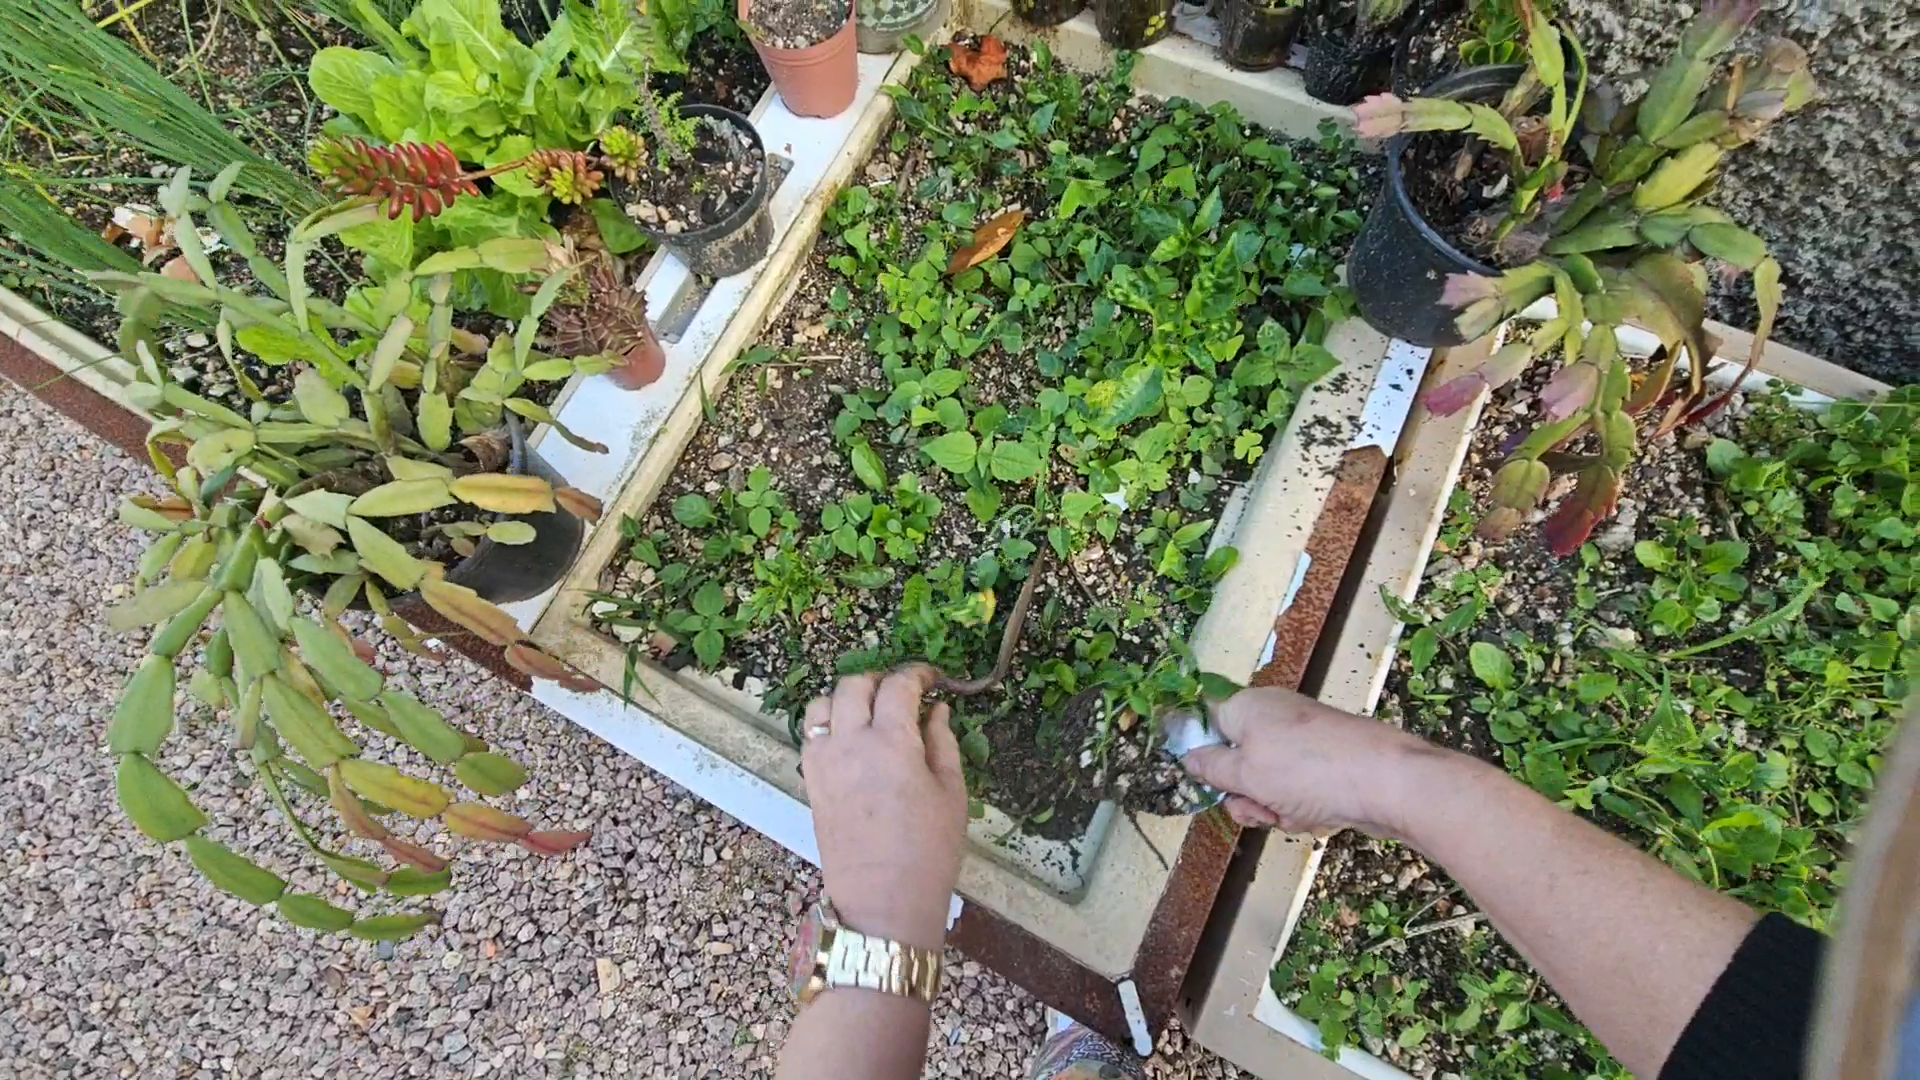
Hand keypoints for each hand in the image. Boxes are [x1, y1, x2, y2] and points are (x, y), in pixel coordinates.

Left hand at [800, 668, 967, 951]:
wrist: (883, 905)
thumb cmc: (930, 851)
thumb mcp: (952, 792)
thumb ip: (943, 742)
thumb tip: (937, 710)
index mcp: (891, 742)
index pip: (898, 685)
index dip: (917, 674)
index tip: (933, 679)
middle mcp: (851, 743)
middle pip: (854, 685)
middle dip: (880, 680)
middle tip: (902, 694)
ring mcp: (824, 763)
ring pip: (822, 705)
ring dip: (846, 698)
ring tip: (870, 712)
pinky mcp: (811, 783)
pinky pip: (811, 736)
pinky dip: (828, 724)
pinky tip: (850, 740)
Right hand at [1182, 685, 1447, 837]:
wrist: (1389, 782)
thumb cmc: (1306, 771)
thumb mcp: (1244, 774)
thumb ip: (1210, 767)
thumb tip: (1188, 757)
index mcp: (1246, 706)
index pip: (1207, 724)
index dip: (1204, 756)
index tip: (1209, 783)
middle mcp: (1272, 715)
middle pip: (1238, 758)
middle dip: (1245, 793)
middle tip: (1258, 810)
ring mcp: (1303, 738)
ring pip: (1268, 780)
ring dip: (1273, 805)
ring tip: (1292, 815)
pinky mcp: (1328, 760)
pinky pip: (1298, 786)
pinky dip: (1301, 805)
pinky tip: (1318, 816)